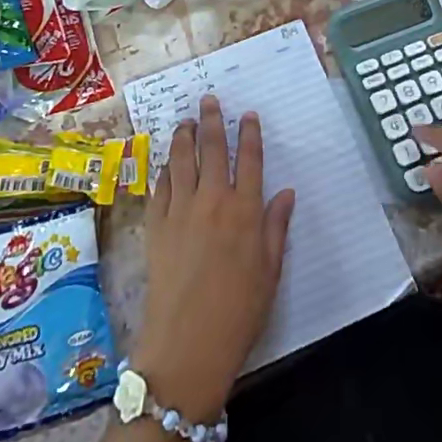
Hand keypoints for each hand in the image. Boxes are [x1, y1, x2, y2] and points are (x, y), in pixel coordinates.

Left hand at [136, 96, 295, 419]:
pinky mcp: (156, 224)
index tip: (247, 115)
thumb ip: (276, 226)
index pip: (249, 160)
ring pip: (182, 160)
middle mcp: (212, 201)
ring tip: (185, 121)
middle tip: (208, 100)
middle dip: (211, 120)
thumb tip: (285, 192)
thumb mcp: (270, 270)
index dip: (249, 134)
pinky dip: (166, 167)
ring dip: (184, 136)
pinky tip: (168, 160)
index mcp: (245, 211)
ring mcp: (180, 209)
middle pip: (212, 149)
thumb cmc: (240, 310)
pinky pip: (160, 185)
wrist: (188, 341)